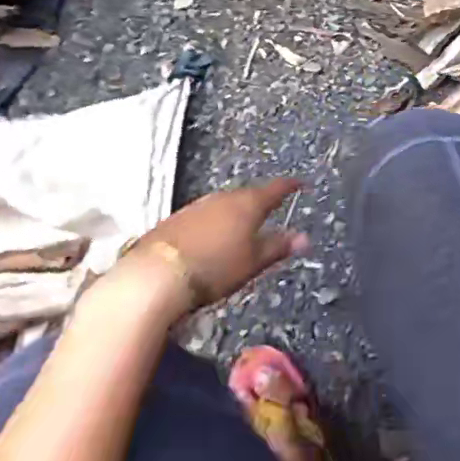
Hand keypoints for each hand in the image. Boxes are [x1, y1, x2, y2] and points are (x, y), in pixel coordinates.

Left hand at [124, 179, 308, 306]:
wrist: (155, 276)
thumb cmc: (214, 267)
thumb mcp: (253, 262)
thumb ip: (279, 247)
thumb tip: (305, 238)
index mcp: (249, 203)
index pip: (276, 189)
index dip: (291, 186)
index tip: (301, 184)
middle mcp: (224, 197)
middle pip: (249, 195)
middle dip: (259, 204)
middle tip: (269, 215)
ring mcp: (198, 205)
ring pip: (224, 205)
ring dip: (234, 214)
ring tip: (239, 231)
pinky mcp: (176, 219)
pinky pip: (203, 216)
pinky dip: (212, 224)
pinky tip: (209, 241)